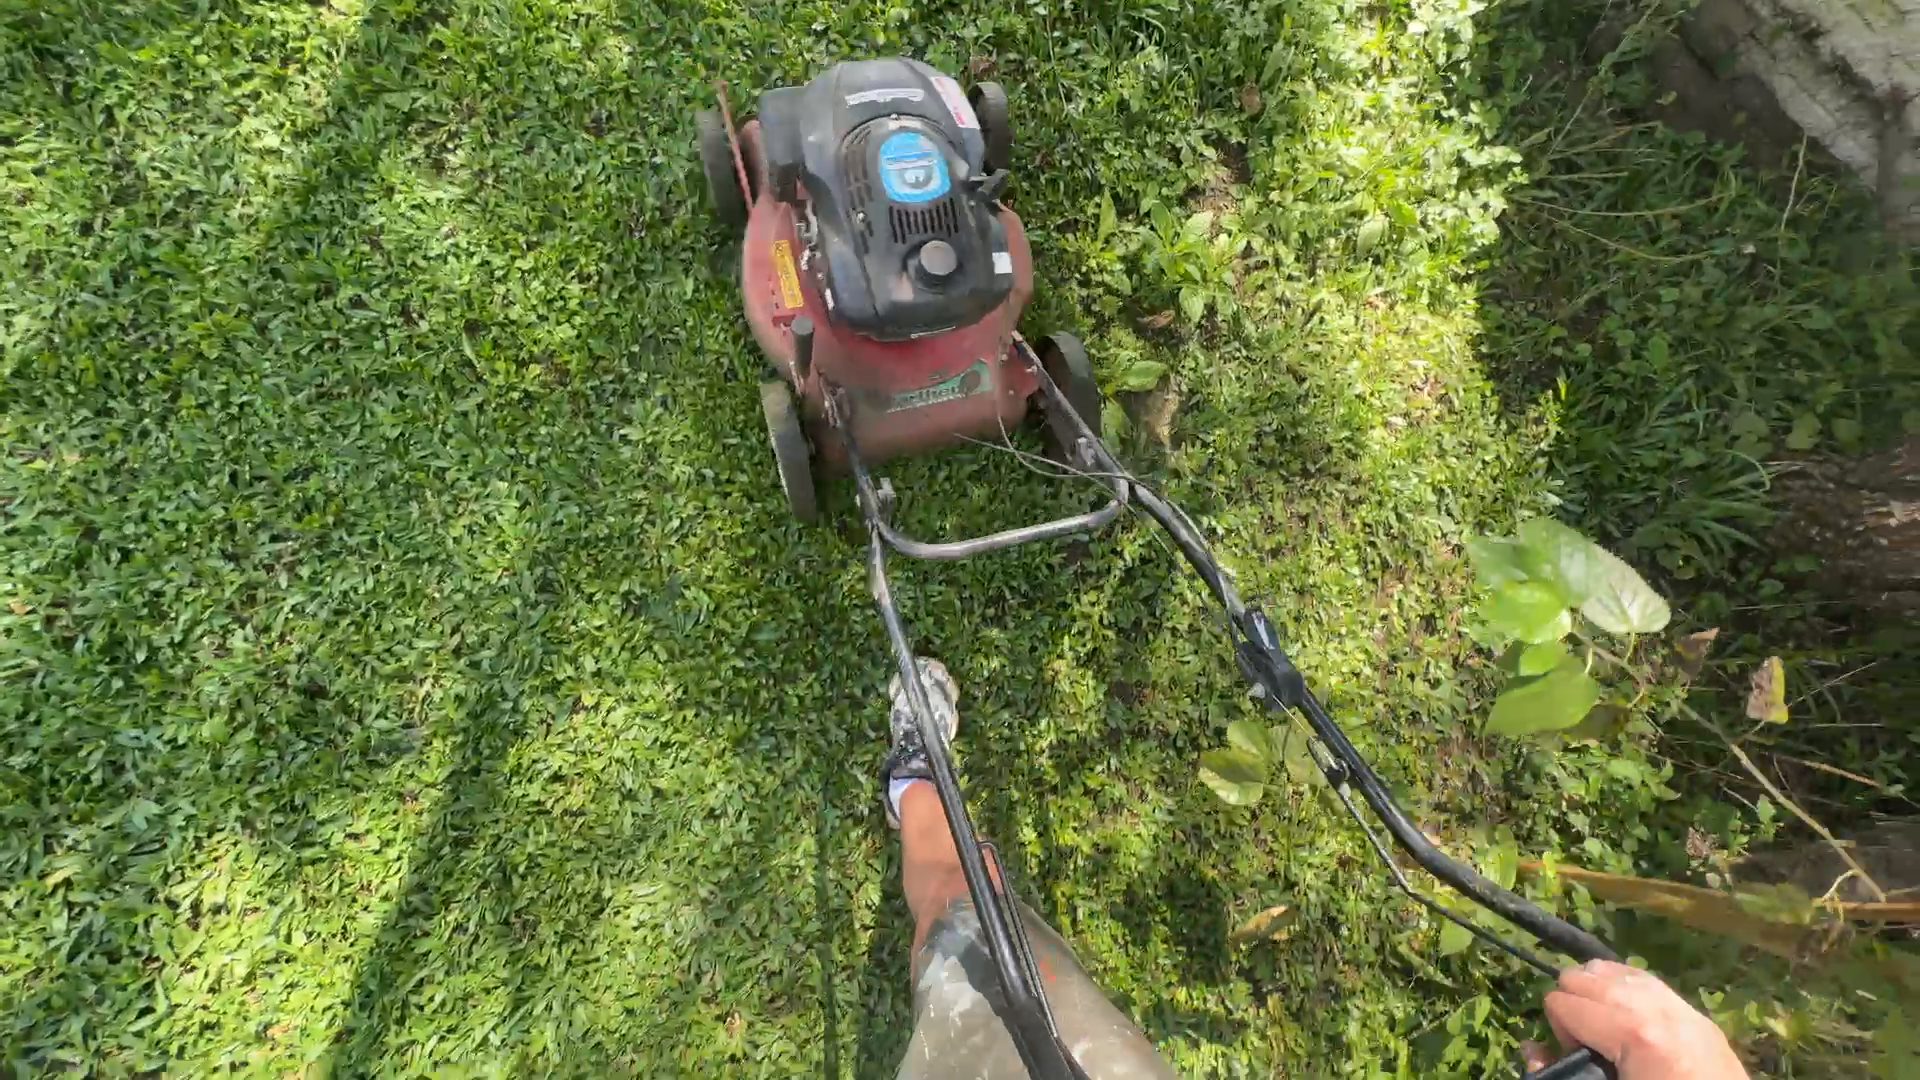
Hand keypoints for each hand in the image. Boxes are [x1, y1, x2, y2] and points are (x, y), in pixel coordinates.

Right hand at [1522, 960, 1747, 1079]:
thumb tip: (1530, 1049)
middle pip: (1577, 975)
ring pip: (1606, 968)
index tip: (1580, 1057)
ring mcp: (1679, 1007)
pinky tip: (1632, 1019)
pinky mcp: (1697, 1014)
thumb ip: (1559, 1072)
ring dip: (1598, 994)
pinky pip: (1642, 978)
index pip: (1558, 1001)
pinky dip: (1627, 991)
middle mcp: (1653, 1008)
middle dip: (1575, 1007)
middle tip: (1592, 1043)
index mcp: (1632, 1033)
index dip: (1559, 1030)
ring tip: (1609, 1028)